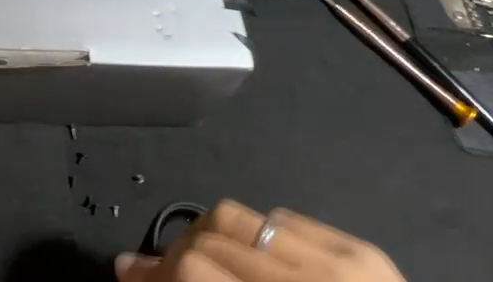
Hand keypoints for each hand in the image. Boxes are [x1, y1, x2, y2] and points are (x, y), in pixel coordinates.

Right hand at [117, 201, 405, 281]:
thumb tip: (145, 275)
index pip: (198, 270)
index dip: (155, 271)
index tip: (128, 275)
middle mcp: (312, 279)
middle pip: (214, 233)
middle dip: (175, 251)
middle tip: (156, 271)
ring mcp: (343, 260)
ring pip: (244, 215)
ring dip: (209, 234)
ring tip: (199, 258)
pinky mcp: (364, 250)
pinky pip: (286, 218)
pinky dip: (258, 236)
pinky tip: (256, 261)